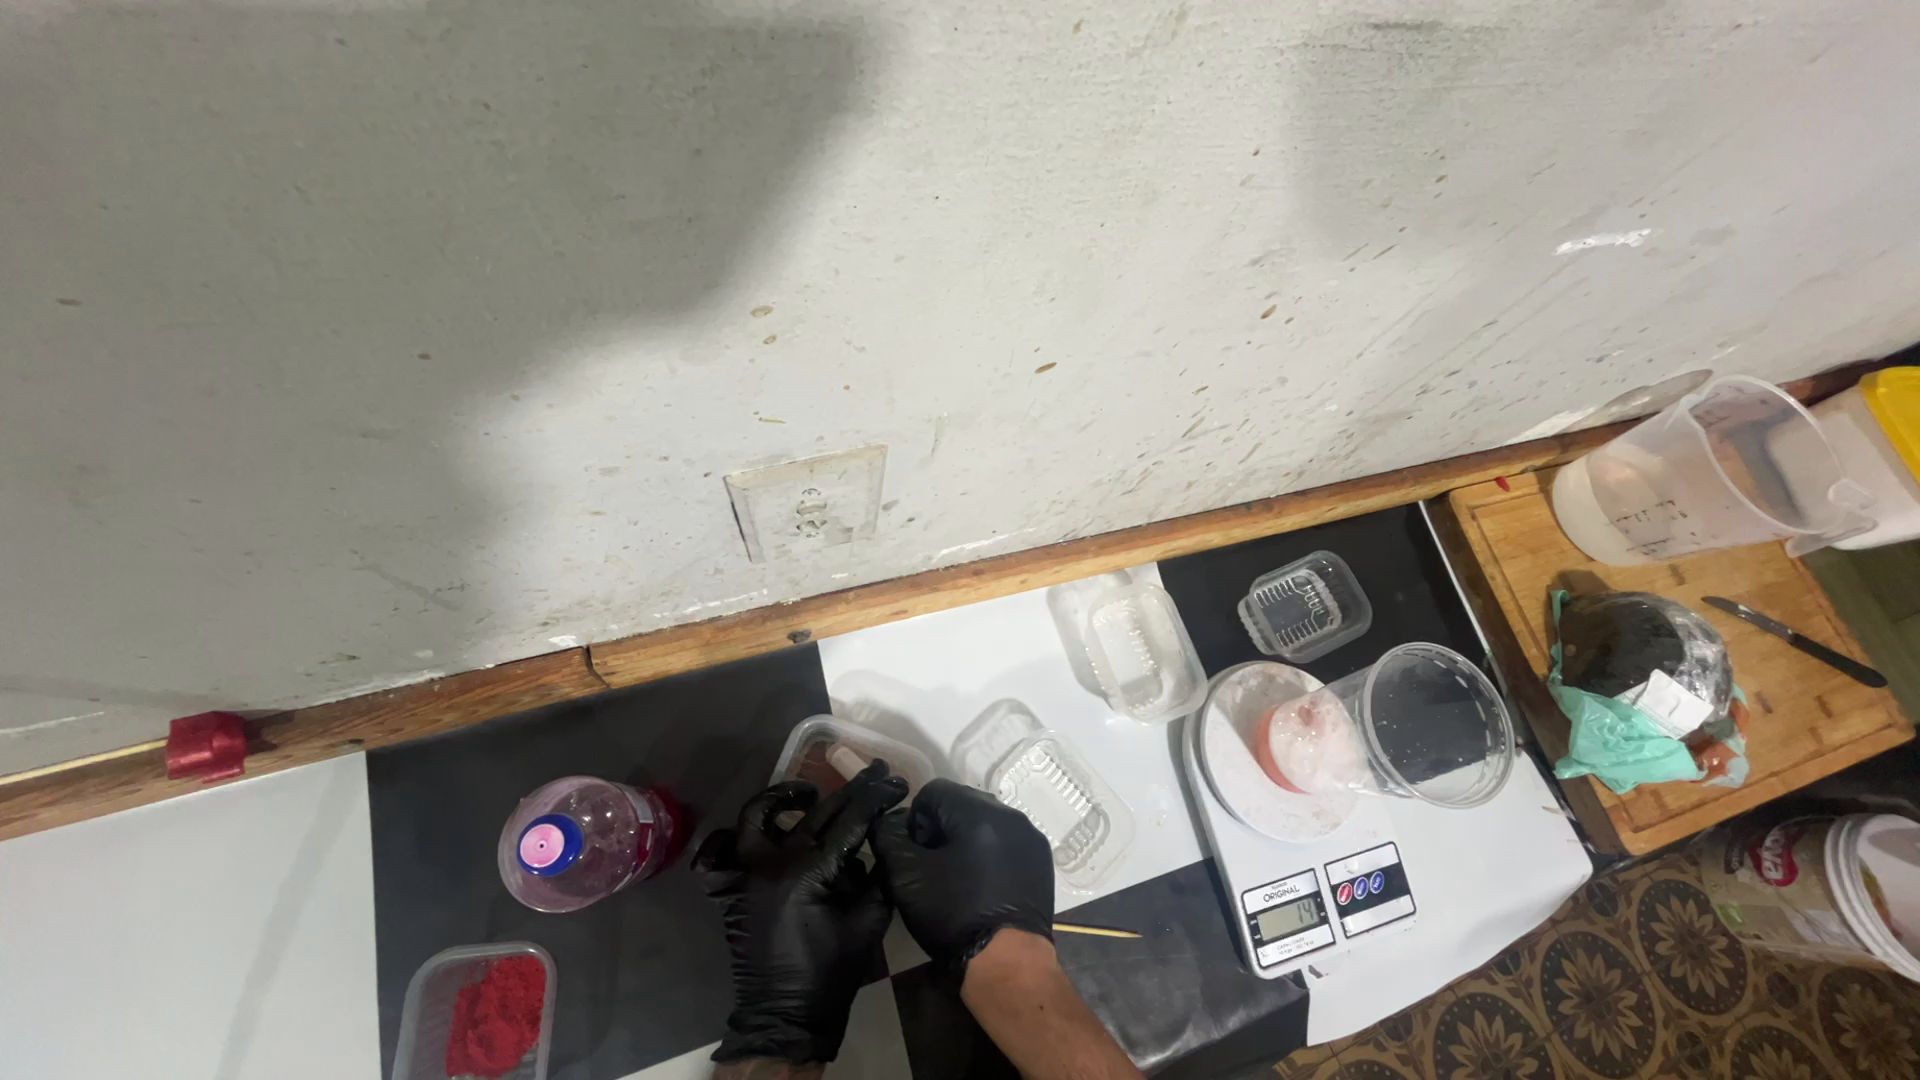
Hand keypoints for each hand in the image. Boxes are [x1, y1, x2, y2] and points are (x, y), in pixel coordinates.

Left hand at [693, 760, 906, 1064]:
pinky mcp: (726, 891)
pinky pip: (714, 856)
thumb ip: (879, 872)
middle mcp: (772, 864)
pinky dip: (727, 841)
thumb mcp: (870, 919)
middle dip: (848, 792)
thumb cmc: (832, 971)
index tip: (894, 781)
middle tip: (870, 775)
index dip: (876, 798)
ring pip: (754, 817)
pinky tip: (751, 837)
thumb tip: (884, 834)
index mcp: (810, 872)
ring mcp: (743, 875)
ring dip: (781, 799)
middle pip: (814, 813)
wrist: (786, 1016)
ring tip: (806, 796)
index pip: (850, 821)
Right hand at [872, 779, 1053, 977]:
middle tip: (935, 866)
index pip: (934, 791)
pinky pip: (1007, 839)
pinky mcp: (1041, 857)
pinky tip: (984, 884)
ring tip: (959, 876)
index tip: (918, 853)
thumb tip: (893, 821)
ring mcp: (1030, 835)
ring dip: (967, 838)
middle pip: (962, 802)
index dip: (917, 820)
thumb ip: (890, 838)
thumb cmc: (954, 917)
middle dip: (942, 826)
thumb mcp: (906, 877)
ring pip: (986, 820)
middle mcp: (1009, 814)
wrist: (1008, 964)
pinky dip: (991, 851)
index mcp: (978, 812)